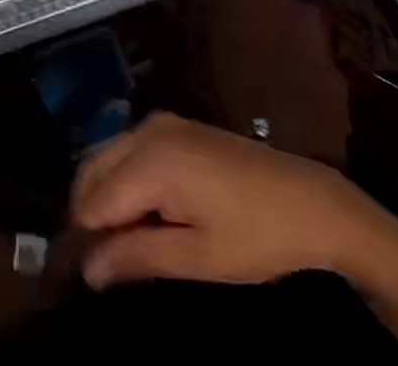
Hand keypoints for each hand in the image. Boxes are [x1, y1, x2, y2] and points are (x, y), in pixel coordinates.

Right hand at [70, 111, 396, 288]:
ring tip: (126, 241)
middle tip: (106, 262)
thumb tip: (87, 270)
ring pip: (106, 158)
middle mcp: (148, 131)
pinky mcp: (177, 125)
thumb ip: (136, 257)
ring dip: (105, 197)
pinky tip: (145, 212)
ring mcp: (163, 123)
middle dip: (89, 216)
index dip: (84, 242)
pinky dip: (123, 179)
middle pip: (91, 173)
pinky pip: (129, 149)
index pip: (92, 204)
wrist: (312, 201)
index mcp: (152, 162)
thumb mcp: (197, 257)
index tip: (88, 275)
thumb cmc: (257, 235)